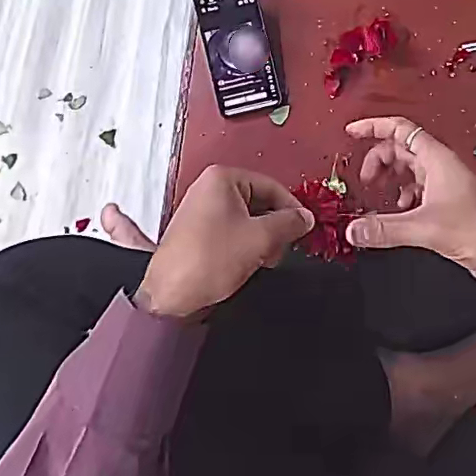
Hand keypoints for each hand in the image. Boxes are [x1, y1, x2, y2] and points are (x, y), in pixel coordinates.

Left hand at [118, 165, 313, 319]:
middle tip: (280, 249)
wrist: (169, 297)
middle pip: (260, 202)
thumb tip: (306, 218)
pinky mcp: (196, 231)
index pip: (272, 187)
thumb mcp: (261, 238)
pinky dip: (244, 244)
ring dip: (261, 239)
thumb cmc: (210, 260)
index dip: (292, 209)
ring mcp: (200, 209)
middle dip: (274, 227)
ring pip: (247, 219)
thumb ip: (290, 223)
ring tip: (263, 260)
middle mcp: (209, 187)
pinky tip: (248, 262)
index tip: (304, 228)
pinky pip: (231, 230)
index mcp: (222, 178)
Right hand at [344, 117, 475, 290]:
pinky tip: (397, 211)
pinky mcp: (448, 202)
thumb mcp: (426, 228)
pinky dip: (402, 195)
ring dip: (390, 177)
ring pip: (409, 169)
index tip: (351, 133)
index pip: (400, 129)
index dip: (374, 127)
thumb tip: (351, 229)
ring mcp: (445, 183)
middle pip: (401, 148)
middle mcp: (440, 166)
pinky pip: (418, 189)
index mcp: (437, 159)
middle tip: (364, 180)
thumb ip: (386, 229)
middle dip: (379, 159)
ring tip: (376, 195)